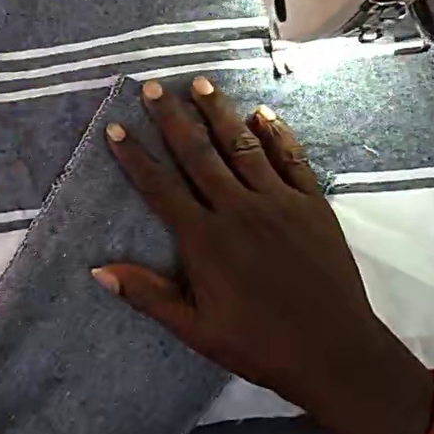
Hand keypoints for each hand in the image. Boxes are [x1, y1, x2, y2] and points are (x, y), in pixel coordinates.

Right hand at [95, 76, 433, 433]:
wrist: (334, 351)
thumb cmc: (259, 344)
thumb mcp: (196, 329)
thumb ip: (148, 295)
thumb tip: (98, 269)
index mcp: (205, 238)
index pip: (160, 187)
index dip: (135, 156)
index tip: (117, 127)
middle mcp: (238, 208)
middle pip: (197, 153)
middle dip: (171, 117)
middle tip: (153, 86)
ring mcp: (278, 200)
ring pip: (241, 144)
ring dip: (218, 111)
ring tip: (200, 82)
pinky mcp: (312, 201)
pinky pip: (291, 157)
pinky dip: (276, 132)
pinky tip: (262, 111)